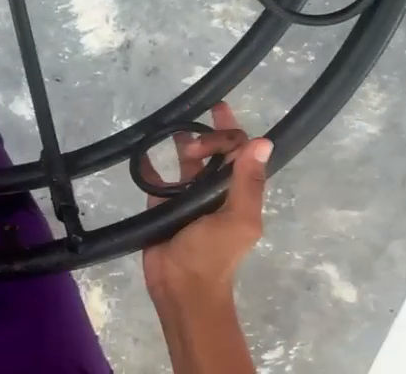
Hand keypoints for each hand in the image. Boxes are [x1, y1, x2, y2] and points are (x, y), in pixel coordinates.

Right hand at [139, 102, 271, 297]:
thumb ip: (247, 182)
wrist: (181, 287)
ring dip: (181, 141)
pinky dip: (148, 160)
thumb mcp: (239, 219)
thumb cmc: (214, 254)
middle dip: (205, 136)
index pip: (240, 152)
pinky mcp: (160, 201)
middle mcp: (214, 190)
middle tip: (189, 143)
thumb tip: (263, 141)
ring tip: (169, 128)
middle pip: (215, 151)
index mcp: (237, 193)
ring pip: (186, 159)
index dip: (230, 132)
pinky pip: (154, 175)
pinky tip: (142, 148)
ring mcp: (186, 195)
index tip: (216, 118)